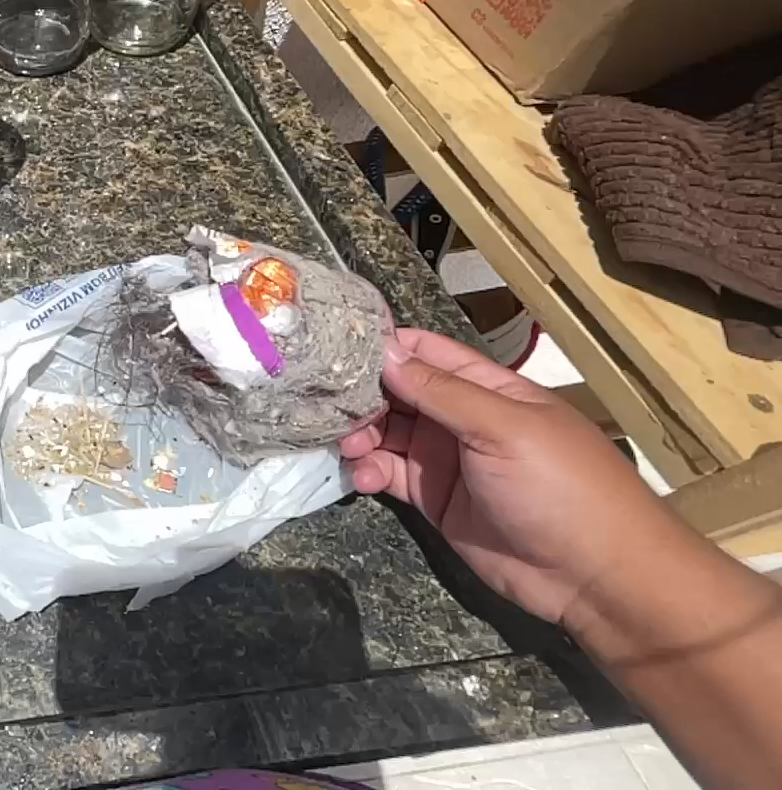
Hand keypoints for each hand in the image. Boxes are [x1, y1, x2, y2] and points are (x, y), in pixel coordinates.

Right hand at [340, 328, 678, 625]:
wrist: (598, 581)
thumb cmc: (563, 490)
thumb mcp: (505, 430)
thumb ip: (441, 391)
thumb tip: (383, 351)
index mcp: (486, 390)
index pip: (424, 352)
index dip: (381, 345)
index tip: (332, 347)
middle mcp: (459, 418)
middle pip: (393, 391)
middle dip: (358, 395)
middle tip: (328, 406)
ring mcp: (443, 457)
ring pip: (381, 431)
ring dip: (358, 434)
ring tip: (349, 448)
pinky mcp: (429, 495)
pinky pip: (384, 470)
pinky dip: (367, 470)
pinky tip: (366, 479)